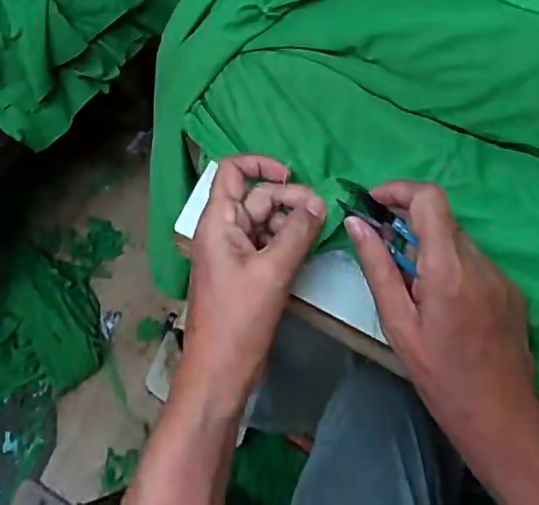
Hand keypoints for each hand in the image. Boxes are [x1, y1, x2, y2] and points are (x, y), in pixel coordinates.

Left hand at [180, 155, 325, 411]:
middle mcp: (222, 229)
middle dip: (288, 198)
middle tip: (321, 211)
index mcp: (217, 221)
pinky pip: (267, 243)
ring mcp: (233, 251)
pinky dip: (287, 240)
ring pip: (265, 220)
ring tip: (318, 230)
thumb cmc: (238, 320)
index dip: (260, 163)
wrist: (218, 376)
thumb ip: (297, 232)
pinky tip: (307, 247)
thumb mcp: (272, 272)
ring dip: (291, 220)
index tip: (292, 176)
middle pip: (256, 196)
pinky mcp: (244, 271)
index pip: (232, 170)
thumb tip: (319, 201)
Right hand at [348, 181, 538, 503]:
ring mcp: (499, 274)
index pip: (429, 197)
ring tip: (411, 284)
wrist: (504, 422)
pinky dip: (450, 264)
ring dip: (428, 245)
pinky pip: (473, 259)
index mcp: (449, 268)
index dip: (399, 189)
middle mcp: (479, 261)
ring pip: (455, 238)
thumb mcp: (398, 325)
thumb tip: (356, 222)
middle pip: (440, 217)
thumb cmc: (442, 378)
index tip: (374, 202)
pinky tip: (440, 301)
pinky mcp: (510, 288)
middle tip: (382, 246)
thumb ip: (377, 267)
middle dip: (407, 220)